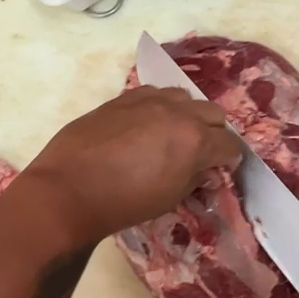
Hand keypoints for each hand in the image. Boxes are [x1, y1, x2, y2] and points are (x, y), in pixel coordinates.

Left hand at [21, 86, 242, 242]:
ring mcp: (149, 100)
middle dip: (213, 133)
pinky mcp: (123, 98)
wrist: (69, 190)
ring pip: (184, 97)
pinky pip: (154, 93)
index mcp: (196, 140)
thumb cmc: (123, 203)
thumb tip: (206, 171)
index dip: (228, 160)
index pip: (229, 145)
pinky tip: (146, 124)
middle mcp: (178, 112)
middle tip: (199, 153)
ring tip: (173, 134)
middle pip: (213, 114)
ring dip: (187, 114)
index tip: (220, 169)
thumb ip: (194, 179)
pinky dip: (160, 106)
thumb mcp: (169, 198)